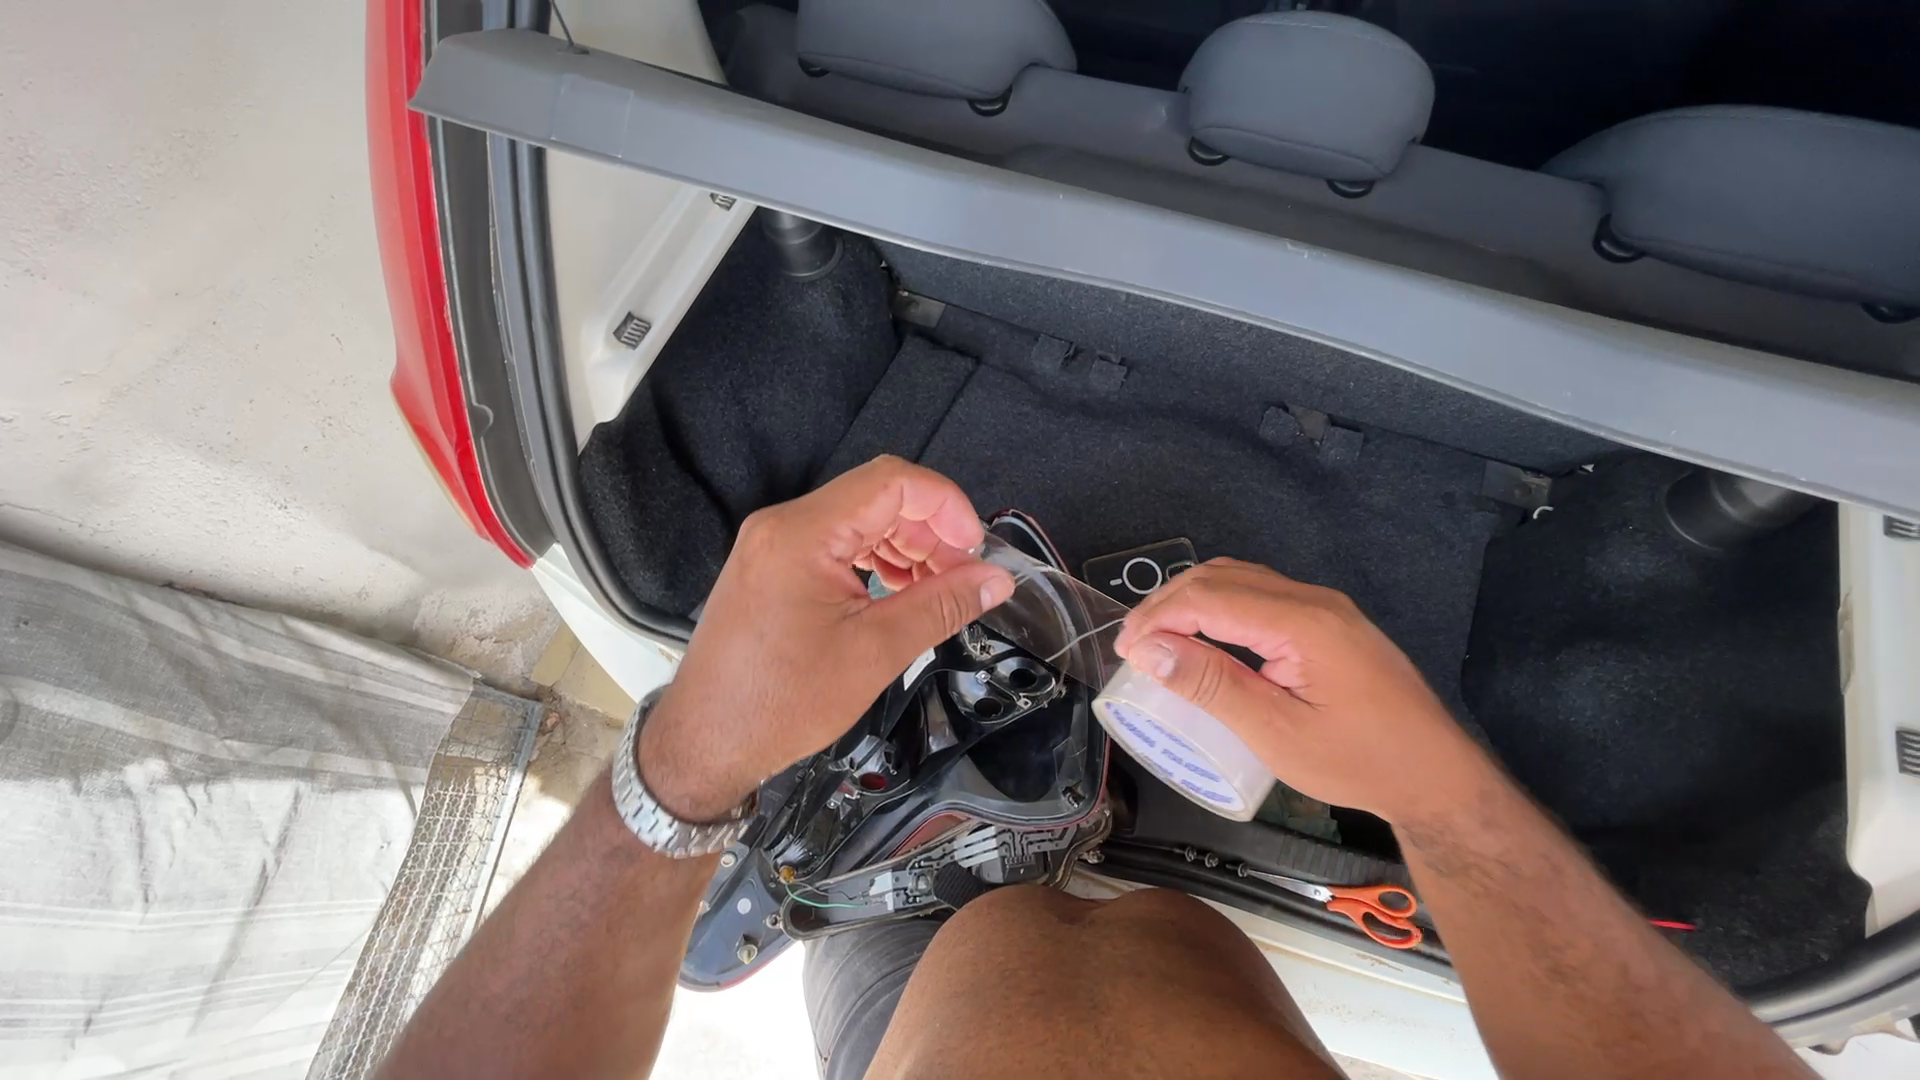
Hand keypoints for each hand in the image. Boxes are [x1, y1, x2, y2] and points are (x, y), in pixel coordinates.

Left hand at [638, 456, 1015, 819]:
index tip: (975, 550)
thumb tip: (997, 579)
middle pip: (877, 496)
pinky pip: (836, 541)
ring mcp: (774, 542)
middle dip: (930, 529)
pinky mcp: (772, 564)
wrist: (705, 742)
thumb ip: (941, 605)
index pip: (892, 482)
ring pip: (859, 517)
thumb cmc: (784, 702)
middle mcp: (784, 524)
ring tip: (935, 588)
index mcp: (804, 533)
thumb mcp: (875, 653)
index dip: (946, 505)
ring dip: (906, 544)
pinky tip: (897, 590)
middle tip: (962, 576)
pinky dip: (875, 558)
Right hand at [1111, 559, 1490, 822]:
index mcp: (1302, 622)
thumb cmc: (1358, 762)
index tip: (1124, 650)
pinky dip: (1218, 606)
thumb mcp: (1276, 733)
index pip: (1209, 597)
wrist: (1437, 777)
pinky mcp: (1327, 620)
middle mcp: (1312, 599)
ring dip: (1190, 600)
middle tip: (1133, 644)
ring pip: (1239, 579)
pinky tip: (1202, 633)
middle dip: (1167, 604)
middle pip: (1220, 577)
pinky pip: (1258, 594)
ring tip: (1158, 638)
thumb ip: (1211, 685)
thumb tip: (1149, 650)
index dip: (1158, 617)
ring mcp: (1323, 607)